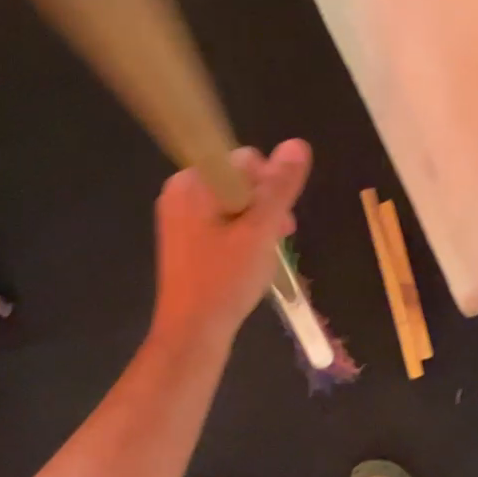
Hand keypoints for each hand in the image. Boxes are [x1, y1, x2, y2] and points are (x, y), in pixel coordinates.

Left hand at [150, 139, 311, 346]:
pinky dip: (241, 237)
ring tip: (263, 257)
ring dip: (257, 225)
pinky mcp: (184, 241)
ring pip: (234, 204)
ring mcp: (180, 217)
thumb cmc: (225, 280)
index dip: (271, 187)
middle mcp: (181, 192)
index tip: (279, 222)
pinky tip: (248, 263)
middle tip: (275, 241)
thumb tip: (297, 144)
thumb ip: (279, 187)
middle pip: (240, 181)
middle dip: (265, 207)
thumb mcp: (260, 231)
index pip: (245, 160)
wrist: (192, 332)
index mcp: (193, 182)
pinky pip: (222, 223)